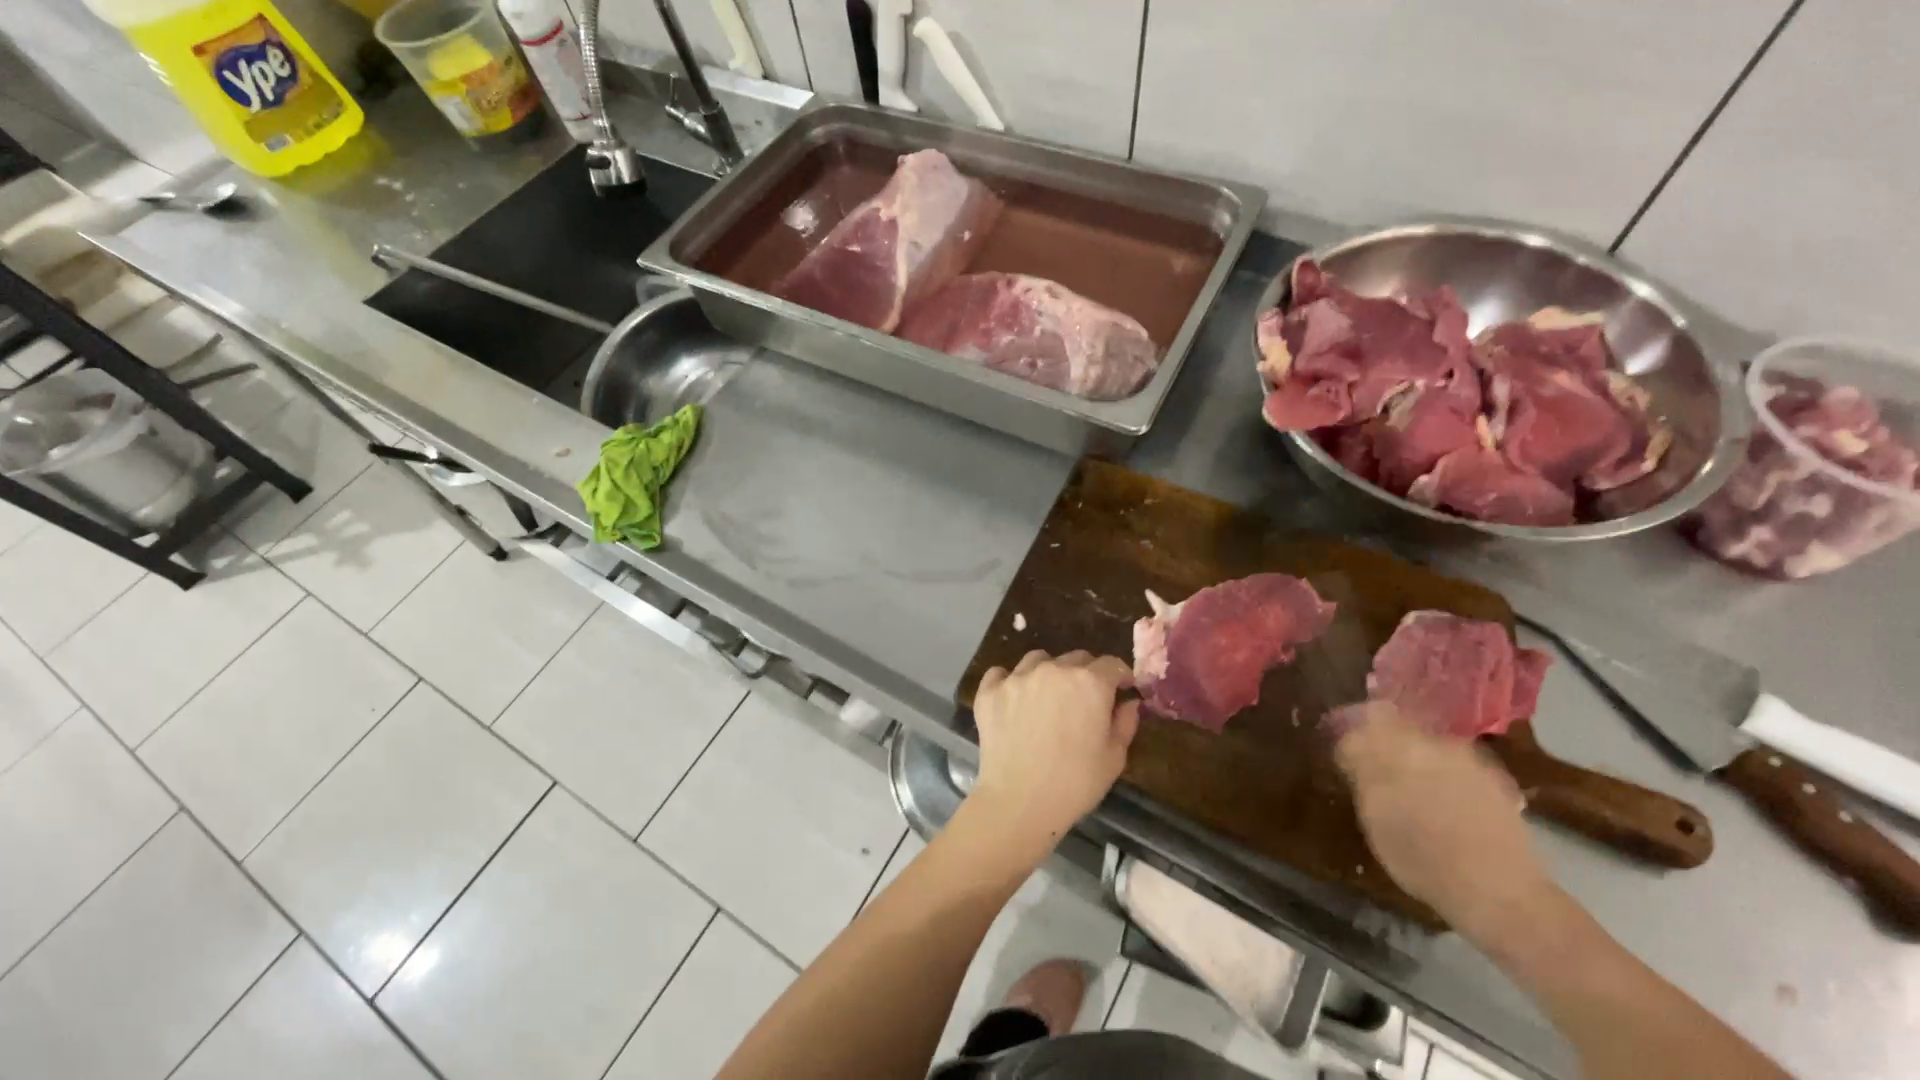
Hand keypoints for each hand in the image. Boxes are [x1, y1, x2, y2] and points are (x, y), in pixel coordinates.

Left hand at [970, 650, 1139, 846]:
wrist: (1019, 802)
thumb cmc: (1075, 783)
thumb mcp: (1114, 758)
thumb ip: (1125, 723)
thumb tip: (1129, 702)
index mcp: (1090, 682)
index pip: (1112, 664)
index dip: (1120, 676)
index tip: (1121, 690)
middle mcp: (1054, 670)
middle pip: (1076, 658)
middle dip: (1086, 674)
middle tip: (1085, 700)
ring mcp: (1018, 678)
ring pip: (1038, 660)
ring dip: (1049, 672)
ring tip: (1047, 697)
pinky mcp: (989, 692)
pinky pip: (1000, 674)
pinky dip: (1009, 681)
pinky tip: (1014, 700)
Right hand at [1334, 703, 1555, 941]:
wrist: (1497, 889)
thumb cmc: (1421, 860)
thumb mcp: (1374, 821)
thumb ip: (1362, 776)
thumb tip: (1352, 750)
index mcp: (1395, 748)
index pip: (1364, 719)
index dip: (1351, 734)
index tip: (1345, 756)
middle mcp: (1432, 741)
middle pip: (1397, 725)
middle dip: (1382, 743)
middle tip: (1375, 773)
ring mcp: (1467, 756)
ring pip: (1428, 743)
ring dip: (1414, 758)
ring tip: (1412, 791)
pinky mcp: (1494, 775)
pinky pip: (1455, 762)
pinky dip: (1442, 774)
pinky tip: (1444, 803)